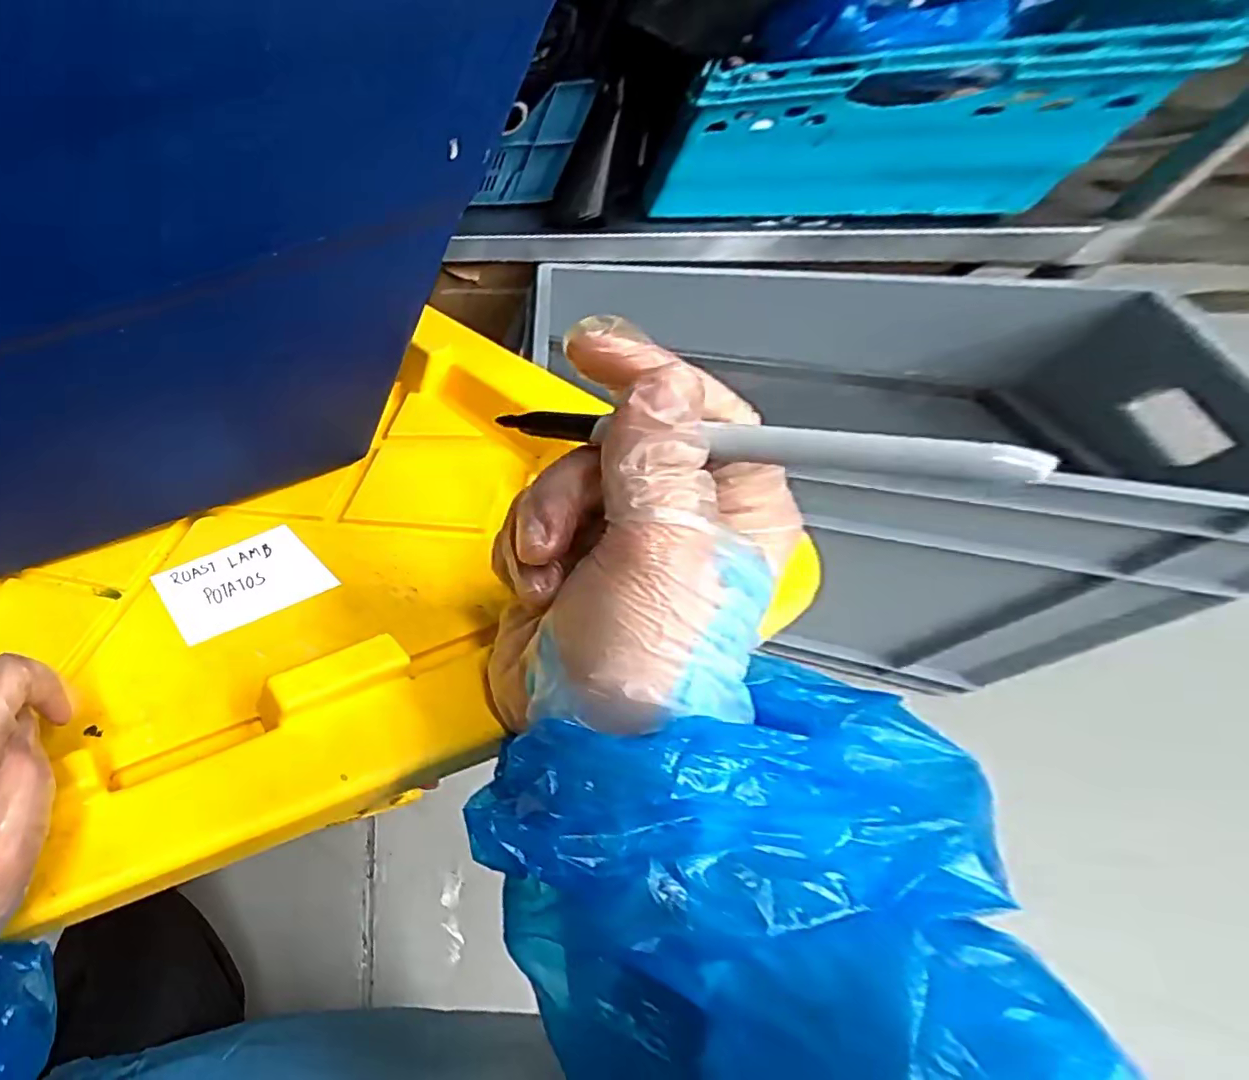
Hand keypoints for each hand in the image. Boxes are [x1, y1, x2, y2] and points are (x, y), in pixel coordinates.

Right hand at [487, 317, 802, 734]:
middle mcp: (672, 515)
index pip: (698, 410)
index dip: (649, 376)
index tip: (596, 351)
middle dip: (570, 486)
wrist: (583, 730)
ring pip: (560, 481)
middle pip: (611, 446)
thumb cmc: (645, 658)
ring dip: (538, 523)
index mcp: (728, 504)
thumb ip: (655, 459)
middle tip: (559, 536)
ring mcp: (612, 539)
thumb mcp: (659, 548)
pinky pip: (529, 519)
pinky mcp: (562, 559)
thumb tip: (658, 386)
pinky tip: (531, 588)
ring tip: (543, 575)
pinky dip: (519, 549)